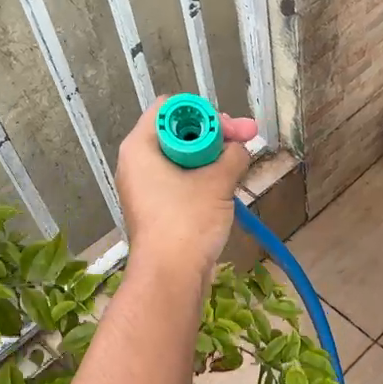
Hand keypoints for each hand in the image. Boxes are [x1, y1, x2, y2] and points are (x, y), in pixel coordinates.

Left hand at [114, 98, 256, 282]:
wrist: (170, 275)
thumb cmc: (187, 222)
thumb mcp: (217, 182)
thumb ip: (233, 156)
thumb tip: (240, 148)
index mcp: (141, 146)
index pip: (170, 108)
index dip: (204, 113)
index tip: (231, 129)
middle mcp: (137, 163)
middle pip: (178, 132)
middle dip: (214, 135)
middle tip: (245, 140)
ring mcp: (145, 188)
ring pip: (182, 159)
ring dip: (212, 158)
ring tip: (240, 163)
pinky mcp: (156, 209)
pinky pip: (180, 182)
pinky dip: (203, 179)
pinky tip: (226, 185)